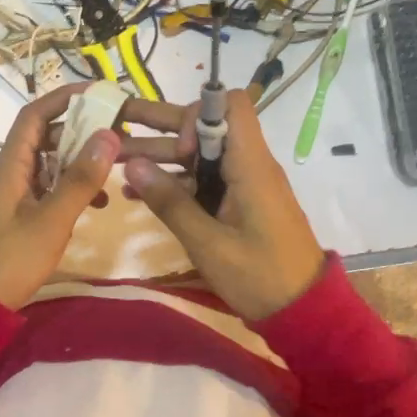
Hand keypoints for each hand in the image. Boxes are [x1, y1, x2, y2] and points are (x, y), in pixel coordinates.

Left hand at [0, 84, 121, 308]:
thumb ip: (80, 180)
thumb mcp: (51, 221)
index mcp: (10, 166)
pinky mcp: (18, 216)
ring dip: (79, 162)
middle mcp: (9, 173)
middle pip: (45, 136)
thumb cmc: (10, 260)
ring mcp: (12, 195)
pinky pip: (48, 189)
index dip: (64, 98)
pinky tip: (97, 206)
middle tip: (117, 132)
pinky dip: (71, 190)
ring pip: (49, 164)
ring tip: (113, 168)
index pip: (34, 115)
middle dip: (80, 130)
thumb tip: (108, 135)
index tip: (99, 93)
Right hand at [121, 91, 325, 320]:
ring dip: (159, 155)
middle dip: (160, 124)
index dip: (196, 115)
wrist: (303, 311)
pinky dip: (173, 181)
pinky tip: (136, 193)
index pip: (230, 104)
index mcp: (250, 165)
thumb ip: (171, 203)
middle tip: (116, 123)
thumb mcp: (209, 244)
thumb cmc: (260, 276)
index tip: (178, 148)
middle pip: (203, 126)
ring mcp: (242, 184)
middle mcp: (247, 164)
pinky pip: (202, 180)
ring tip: (113, 160)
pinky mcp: (238, 203)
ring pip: (197, 154)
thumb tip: (132, 164)